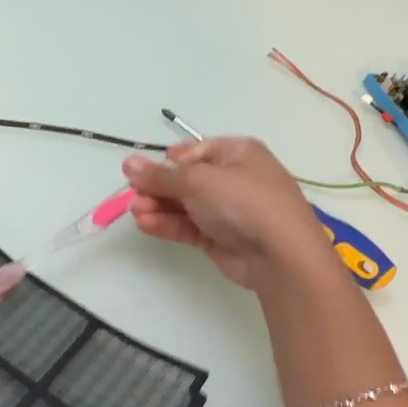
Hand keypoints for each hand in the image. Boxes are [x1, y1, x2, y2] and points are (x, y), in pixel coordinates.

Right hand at [122, 137, 337, 290]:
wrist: (279, 254)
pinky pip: (188, 226)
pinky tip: (146, 225)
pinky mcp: (220, 237)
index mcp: (237, 153)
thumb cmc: (243, 202)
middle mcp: (234, 179)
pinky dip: (167, 224)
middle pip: (186, 179)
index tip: (145, 173)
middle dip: (157, 188)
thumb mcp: (198, 180)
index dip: (169, 162)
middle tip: (134, 197)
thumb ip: (159, 175)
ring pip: (184, 205)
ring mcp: (228, 210)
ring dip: (158, 207)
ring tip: (135, 213)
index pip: (195, 151)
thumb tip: (128, 163)